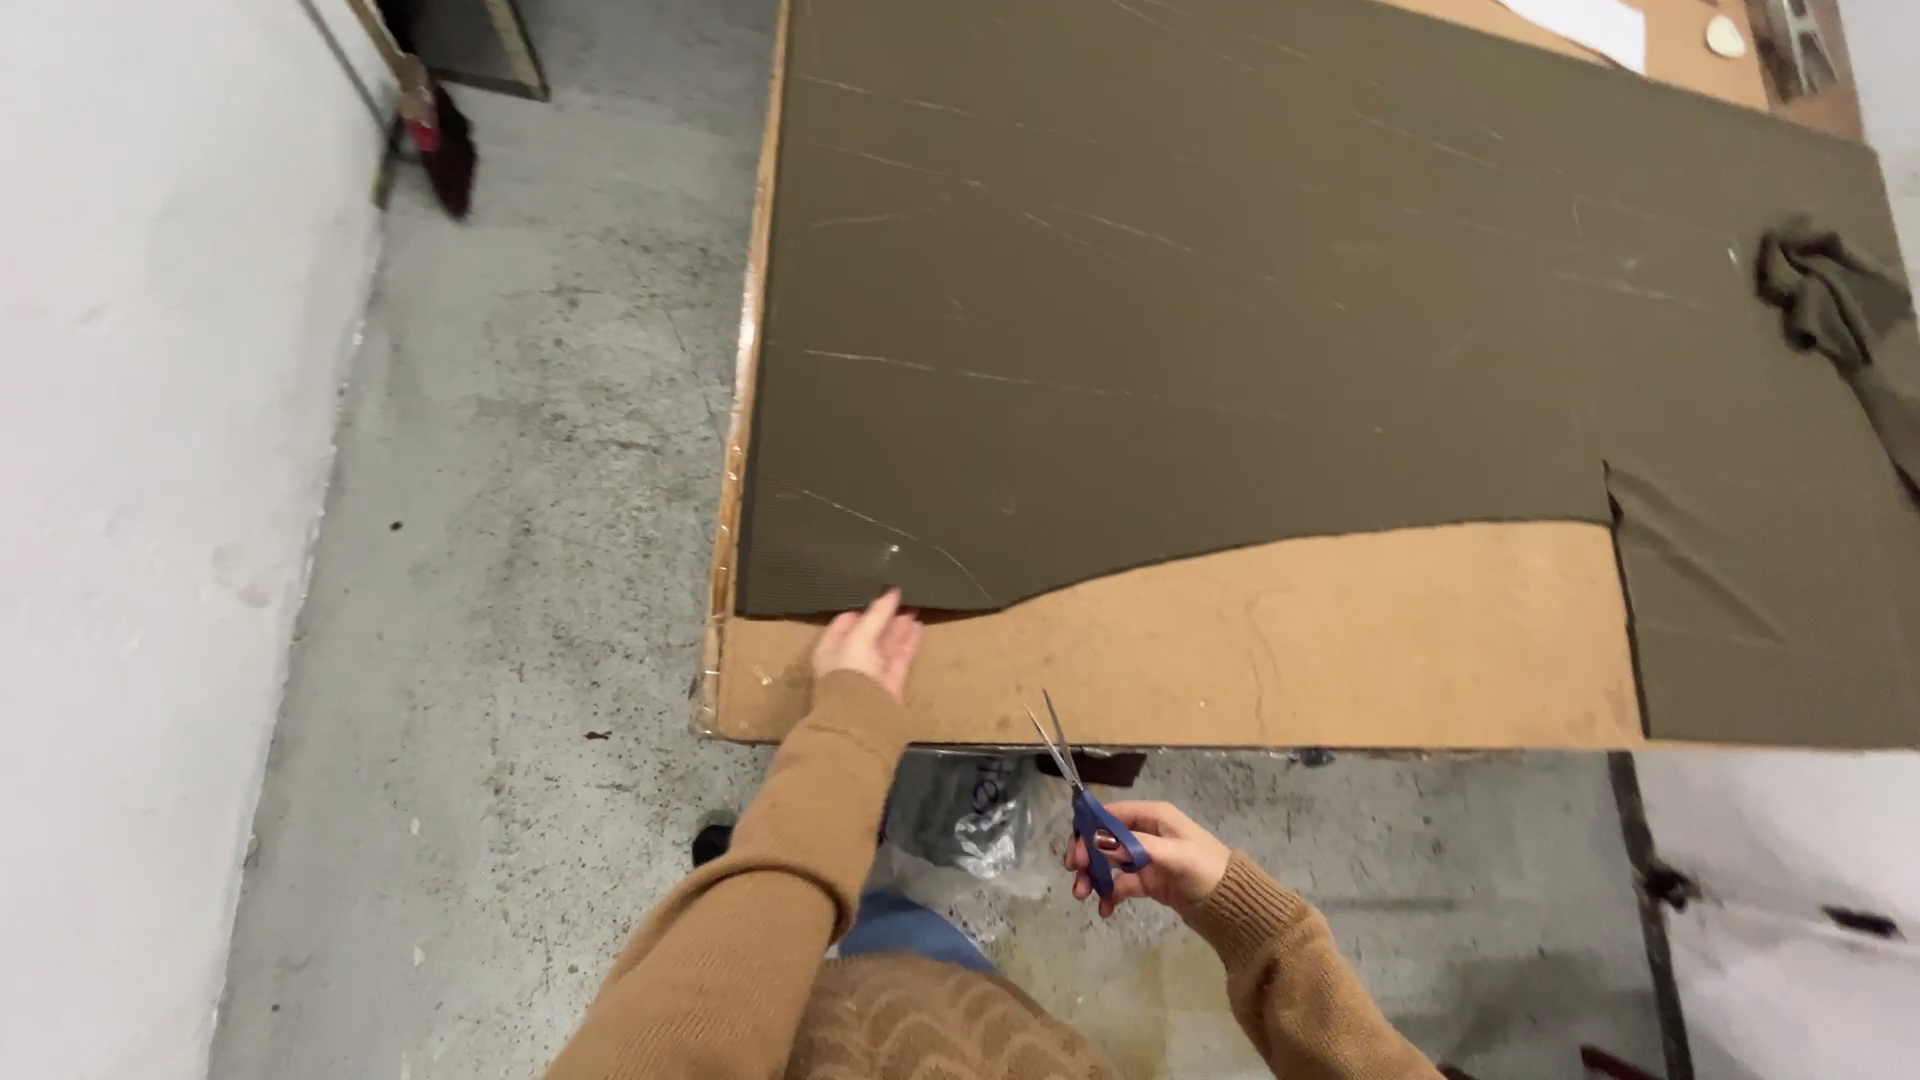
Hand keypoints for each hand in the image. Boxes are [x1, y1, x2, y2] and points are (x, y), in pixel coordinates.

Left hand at [810, 588, 923, 703]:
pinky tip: (918, 626)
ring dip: (899, 627)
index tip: (878, 589)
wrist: (862, 719)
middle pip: (869, 632)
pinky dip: (908, 642)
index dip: (862, 607)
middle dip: (884, 615)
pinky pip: (900, 658)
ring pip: (886, 644)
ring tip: (914, 606)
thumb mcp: (859, 638)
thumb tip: (892, 590)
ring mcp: (870, 673)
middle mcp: (849, 660)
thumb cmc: (850, 672)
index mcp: (831, 649)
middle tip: (901, 595)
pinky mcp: (890, 684)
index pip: (846, 622)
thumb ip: (876, 614)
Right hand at [1065, 801, 1232, 917]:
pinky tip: (1105, 909)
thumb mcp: (1174, 855)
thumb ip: (1136, 846)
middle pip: (1104, 837)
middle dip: (1087, 855)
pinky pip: (1121, 884)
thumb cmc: (1206, 871)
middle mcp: (1146, 833)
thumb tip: (1098, 840)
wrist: (1234, 907)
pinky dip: (1110, 894)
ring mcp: (1145, 858)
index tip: (1076, 854)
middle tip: (1076, 875)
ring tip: (1084, 896)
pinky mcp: (1148, 881)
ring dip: (1094, 876)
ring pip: (1109, 861)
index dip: (1089, 830)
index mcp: (1153, 816)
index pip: (1110, 815)